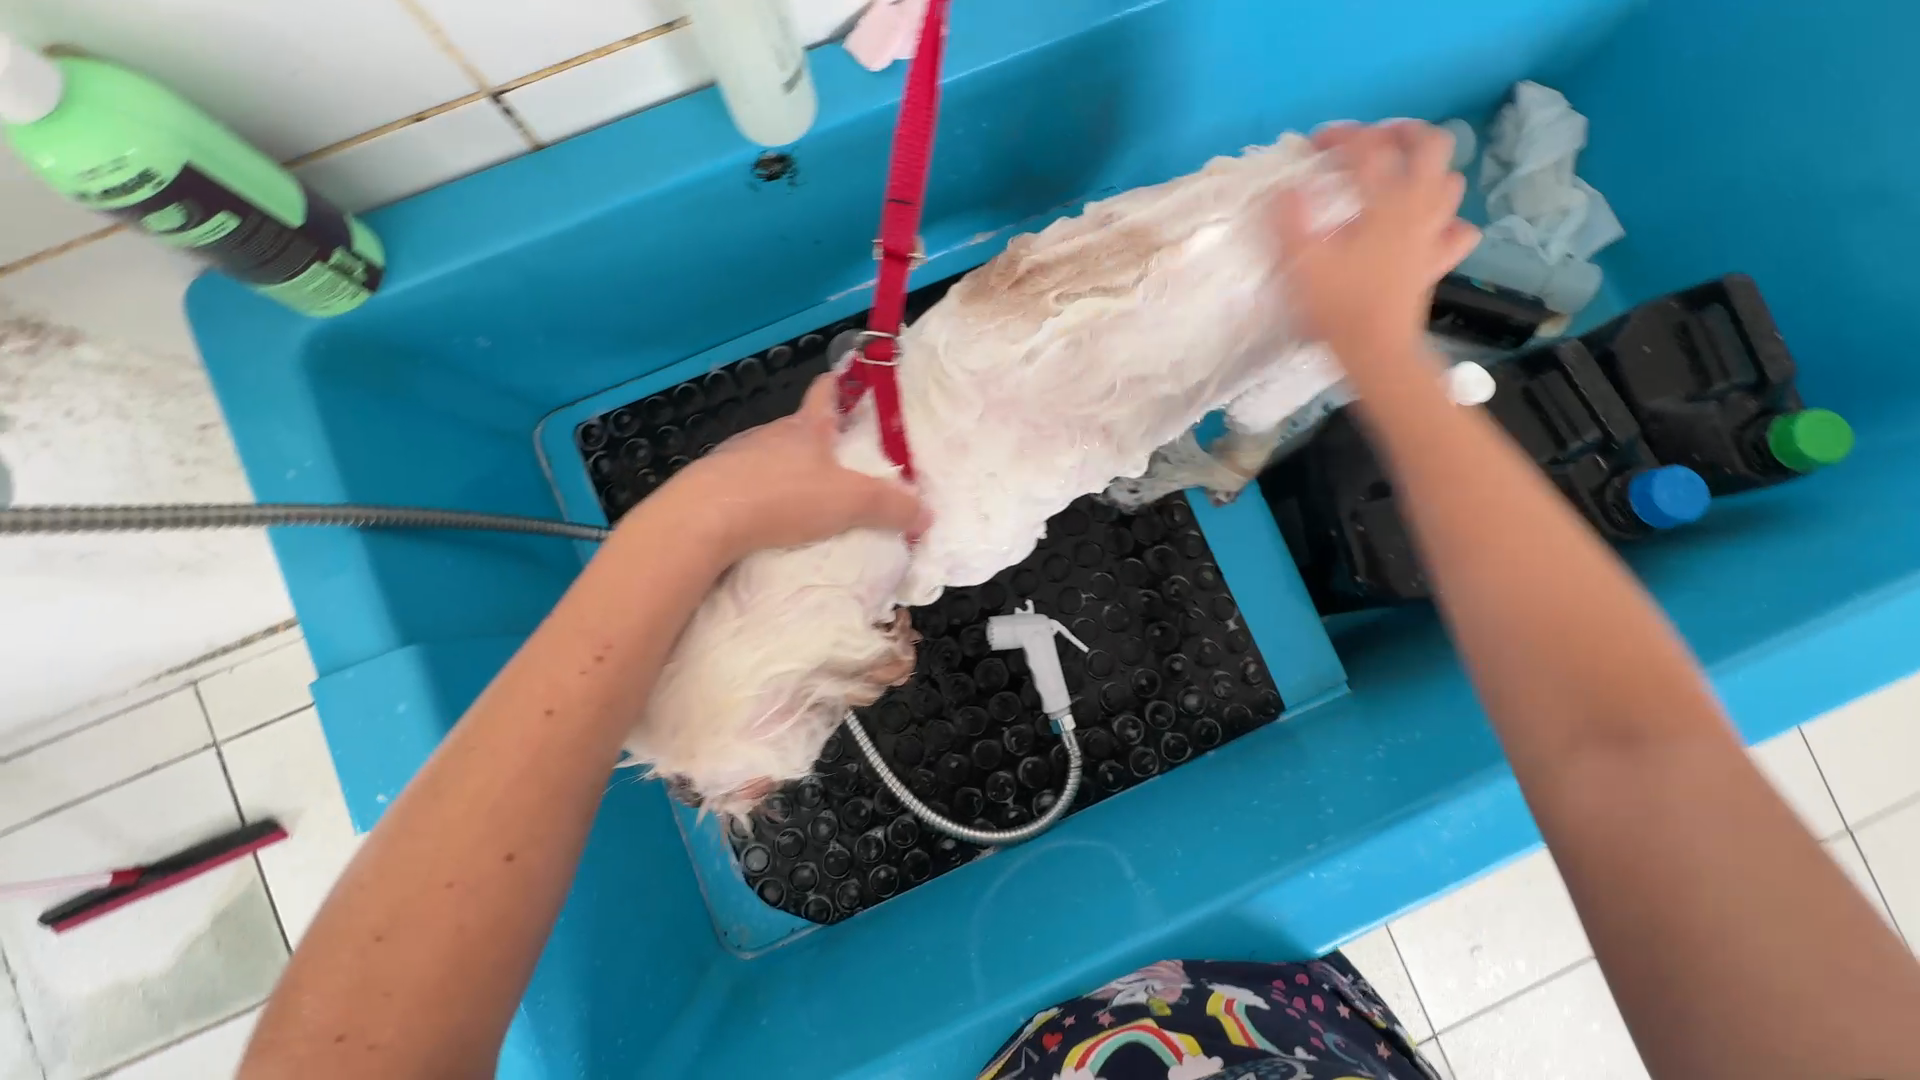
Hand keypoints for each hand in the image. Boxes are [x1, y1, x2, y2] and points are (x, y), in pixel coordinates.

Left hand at [642, 374, 927, 562]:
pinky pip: (750, 488)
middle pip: (803, 430)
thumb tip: (925, 512)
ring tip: (812, 505)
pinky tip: (774, 526)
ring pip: (775, 460)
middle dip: (825, 444)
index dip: (845, 383)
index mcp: (806, 427)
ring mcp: (739, 459)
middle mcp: (771, 434)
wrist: (701, 520)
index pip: (827, 389)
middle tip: (850, 468)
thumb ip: (891, 505)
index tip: (858, 385)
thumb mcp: (851, 502)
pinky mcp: (716, 487)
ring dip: (793, 476)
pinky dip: (766, 500)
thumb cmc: (783, 497)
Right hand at [1277, 120, 1480, 362]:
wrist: (1375, 351)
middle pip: (1431, 146)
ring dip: (1426, 172)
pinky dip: (1446, 222)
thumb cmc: (1336, 307)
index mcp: (1385, 202)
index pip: (1368, 148)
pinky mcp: (1438, 262)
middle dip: (1403, 133)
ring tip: (1399, 178)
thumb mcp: (1301, 262)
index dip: (1342, 135)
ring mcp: (1433, 235)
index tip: (1315, 144)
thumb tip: (1286, 188)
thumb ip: (1290, 220)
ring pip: (1450, 183)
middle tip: (1375, 139)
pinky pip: (1458, 231)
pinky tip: (1427, 228)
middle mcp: (1418, 208)